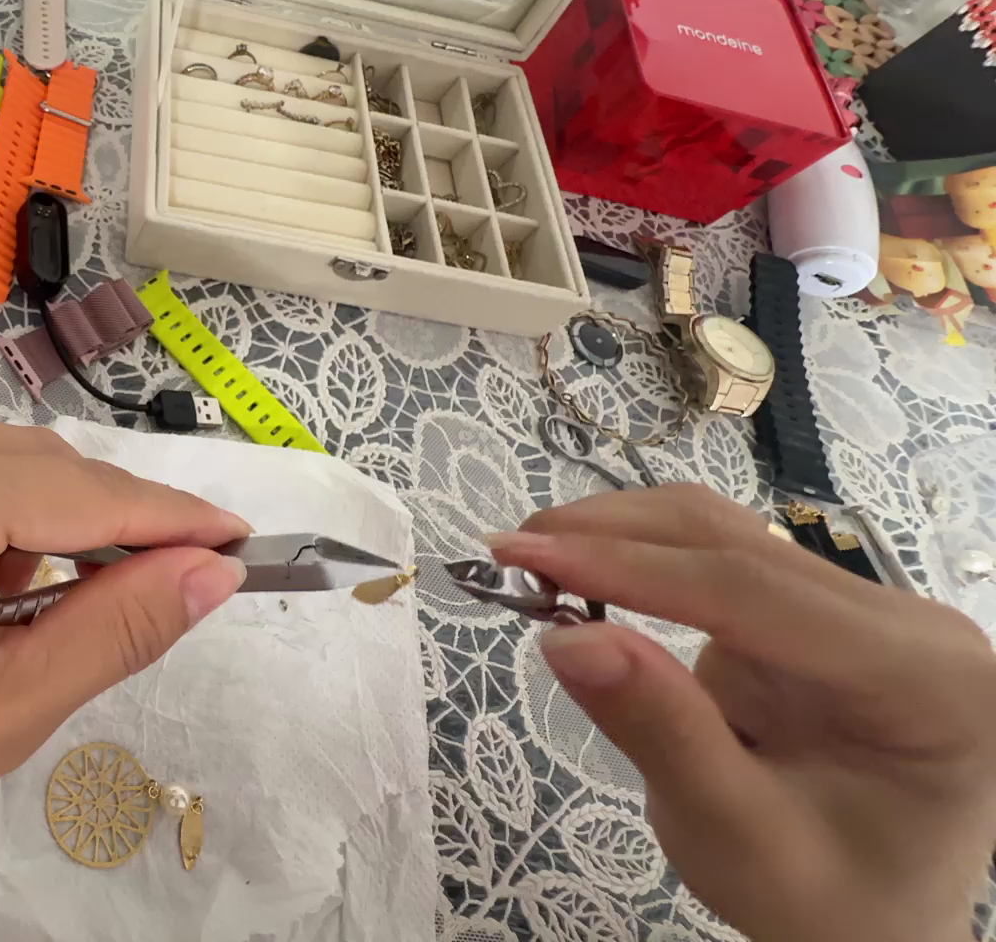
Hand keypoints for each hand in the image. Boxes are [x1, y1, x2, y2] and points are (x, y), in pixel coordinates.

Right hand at [488, 485, 995, 941]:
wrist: (866, 908)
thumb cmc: (817, 894)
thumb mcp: (734, 835)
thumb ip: (660, 732)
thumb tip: (566, 637)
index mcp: (925, 681)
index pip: (746, 591)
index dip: (621, 566)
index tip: (515, 557)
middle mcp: (900, 621)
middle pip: (724, 538)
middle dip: (601, 536)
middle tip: (503, 558)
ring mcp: (851, 605)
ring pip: (706, 524)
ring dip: (606, 529)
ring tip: (528, 560)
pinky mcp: (800, 604)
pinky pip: (703, 546)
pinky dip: (625, 544)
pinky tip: (575, 563)